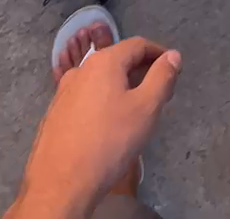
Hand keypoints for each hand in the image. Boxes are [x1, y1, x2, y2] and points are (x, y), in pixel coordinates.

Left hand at [7, 37, 181, 217]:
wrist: (59, 185)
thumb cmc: (108, 142)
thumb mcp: (146, 109)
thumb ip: (162, 77)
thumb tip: (173, 55)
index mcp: (104, 62)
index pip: (138, 44)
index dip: (159, 53)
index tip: (174, 69)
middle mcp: (81, 69)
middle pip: (119, 60)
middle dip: (142, 71)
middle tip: (160, 93)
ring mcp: (64, 91)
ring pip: (101, 80)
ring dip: (122, 87)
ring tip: (136, 110)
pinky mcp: (56, 113)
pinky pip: (87, 97)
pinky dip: (104, 101)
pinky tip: (109, 125)